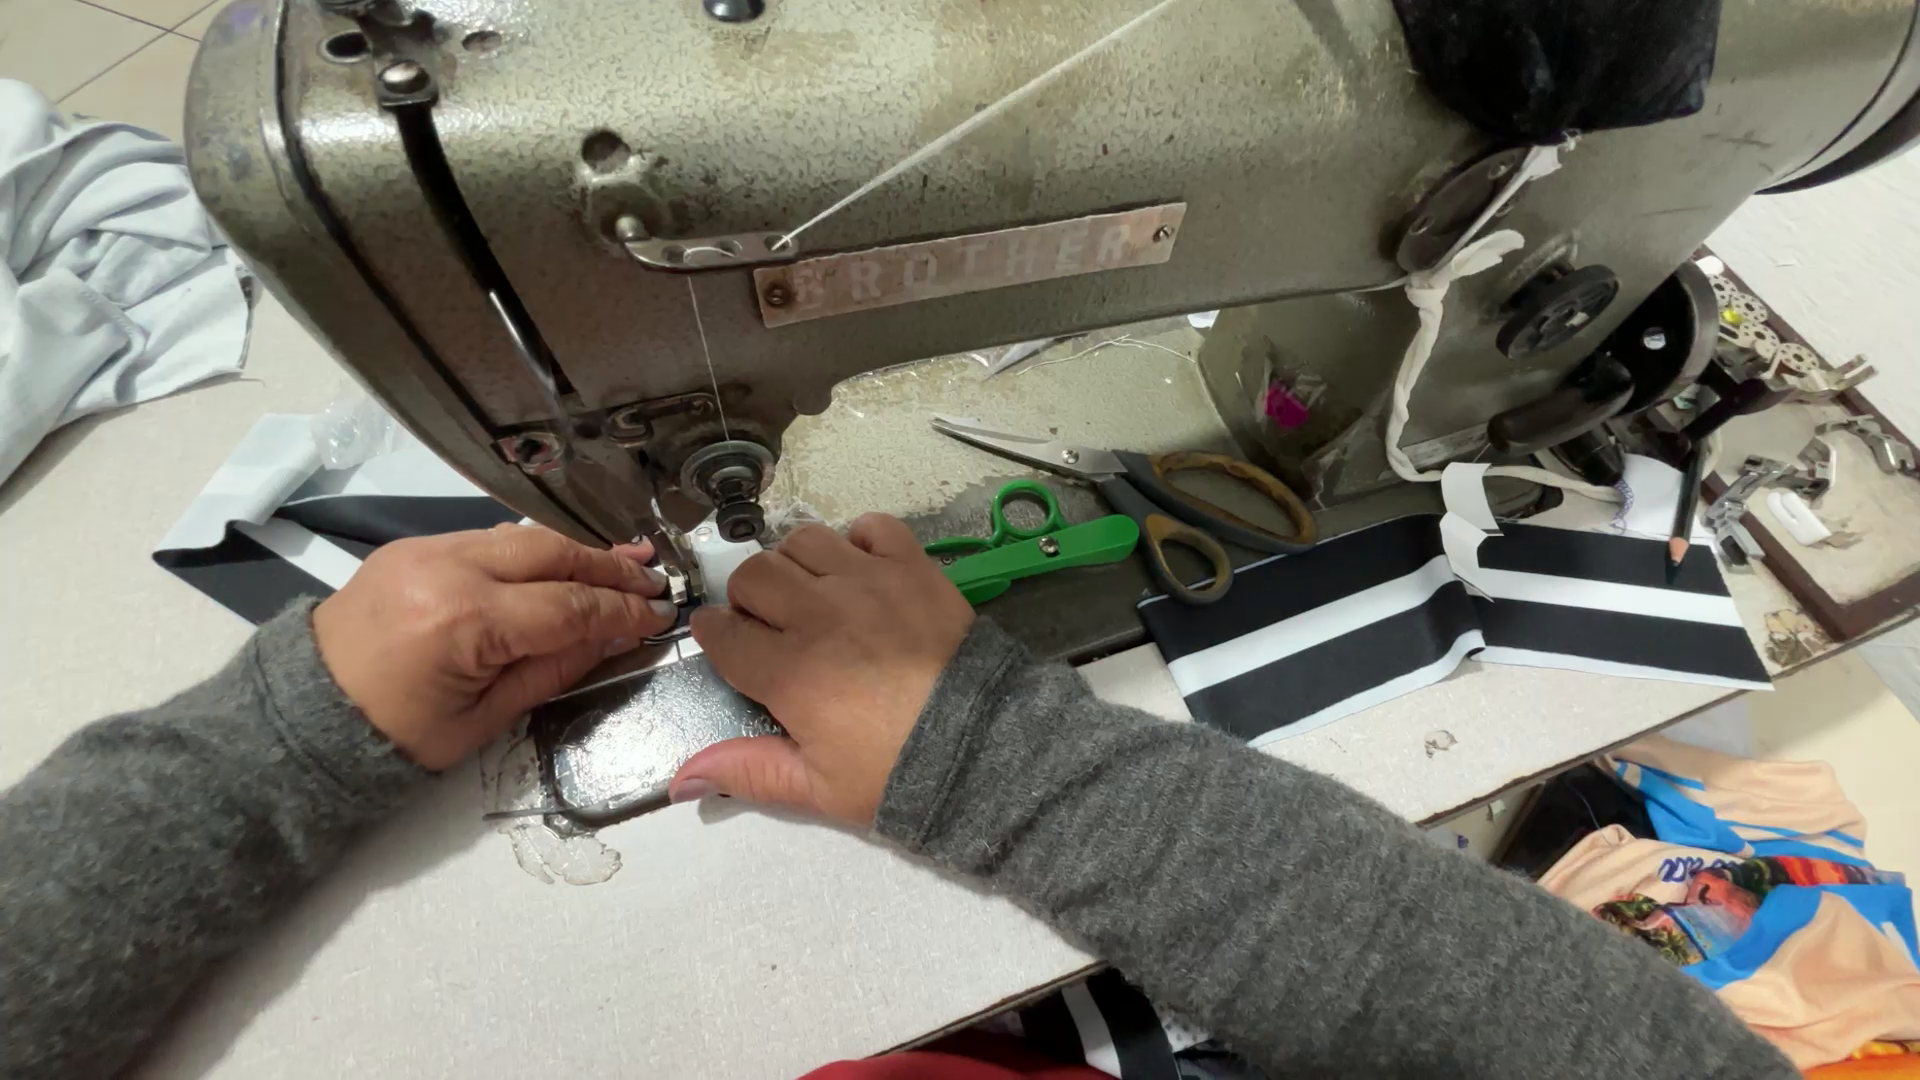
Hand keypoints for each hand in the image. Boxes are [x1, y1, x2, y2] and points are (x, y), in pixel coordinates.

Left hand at [311, 525, 677, 768]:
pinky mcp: (416, 546)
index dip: (622, 611)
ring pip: (528, 536)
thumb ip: (560, 665)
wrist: (298, 719)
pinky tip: (571, 560)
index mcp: (463, 621)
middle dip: (610, 568)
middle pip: (554, 553)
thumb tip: (620, 633)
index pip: (569, 605)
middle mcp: (447, 569)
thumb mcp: (490, 715)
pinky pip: (496, 539)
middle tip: (653, 582)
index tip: (660, 616)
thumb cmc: (397, 737)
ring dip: (581, 551)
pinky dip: (541, 551)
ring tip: (629, 560)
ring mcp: (427, 549)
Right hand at [669, 514, 974, 825]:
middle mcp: (820, 614)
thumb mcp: (818, 789)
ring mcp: (868, 581)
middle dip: (750, 595)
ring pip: (805, 539)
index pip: (724, 632)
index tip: (725, 638)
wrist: (981, 741)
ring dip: (799, 562)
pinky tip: (863, 569)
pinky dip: (861, 539)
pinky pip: (873, 525)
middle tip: (773, 620)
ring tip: (815, 591)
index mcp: (790, 672)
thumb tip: (679, 778)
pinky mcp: (911, 565)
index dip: (716, 633)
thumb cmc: (897, 769)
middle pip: (756, 574)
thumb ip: (748, 772)